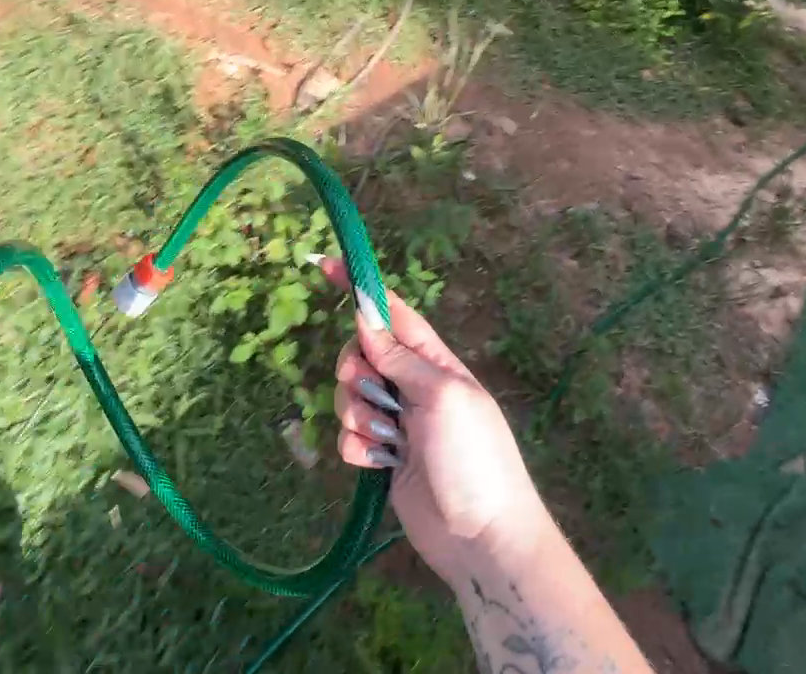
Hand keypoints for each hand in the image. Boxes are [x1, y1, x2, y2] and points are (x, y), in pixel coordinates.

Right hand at [319, 258, 555, 586]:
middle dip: (355, 371)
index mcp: (433, 362)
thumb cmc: (473, 458)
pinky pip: (347, 436)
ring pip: (348, 396)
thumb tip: (364, 318)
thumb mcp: (441, 395)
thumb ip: (400, 357)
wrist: (481, 540)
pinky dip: (357, 448)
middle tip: (377, 394)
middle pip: (359, 354)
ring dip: (358, 415)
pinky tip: (380, 465)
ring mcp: (396, 422)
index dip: (359, 289)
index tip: (324, 266)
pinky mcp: (381, 456)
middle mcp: (412, 386)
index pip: (390, 313)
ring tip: (388, 440)